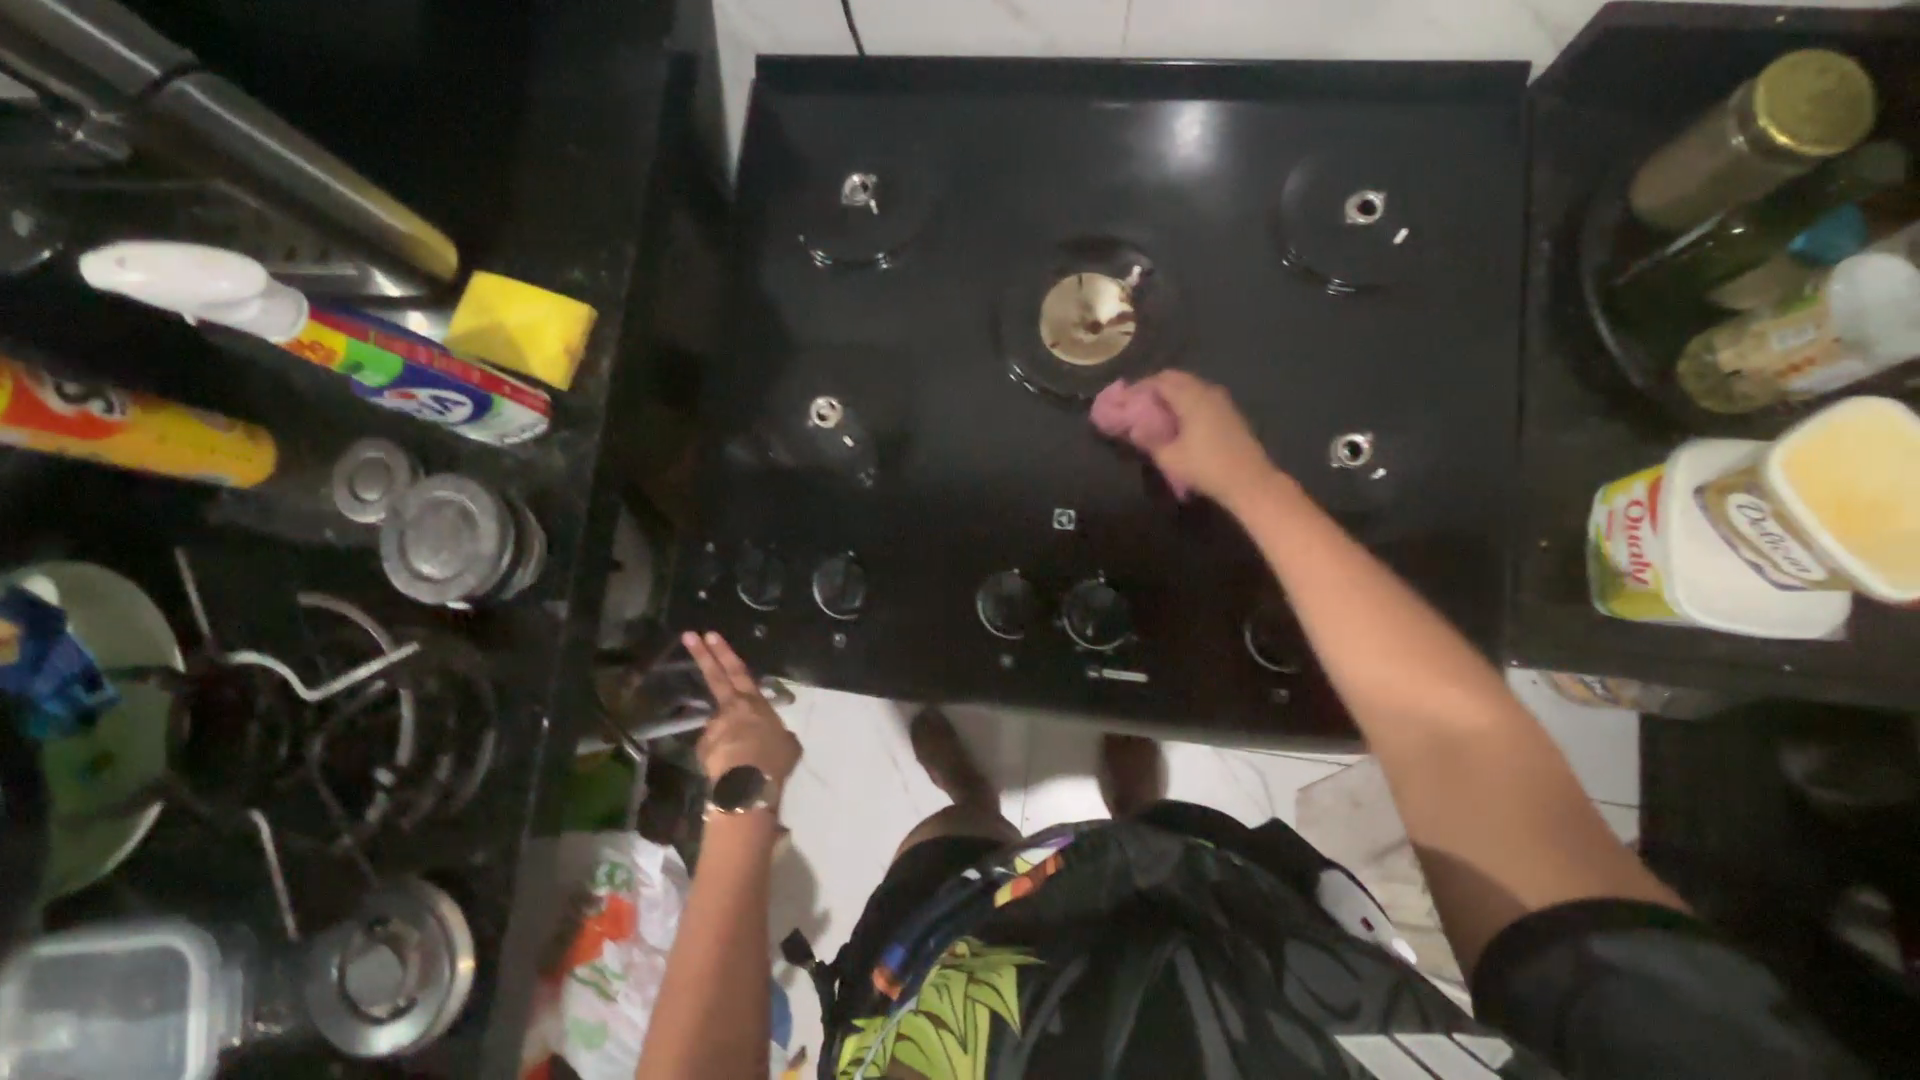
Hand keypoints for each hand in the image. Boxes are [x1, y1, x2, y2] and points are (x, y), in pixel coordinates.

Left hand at [682, 631, 801, 787]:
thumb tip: (774, 736)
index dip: (724, 653)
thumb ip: (778, 733)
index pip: (738, 671)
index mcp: (754, 703)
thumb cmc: (773, 759)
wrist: (748, 785)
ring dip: (727, 738)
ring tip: (743, 761)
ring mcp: (712, 727)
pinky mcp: (702, 747)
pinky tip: (731, 770)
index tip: (710, 635)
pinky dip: (721, 756)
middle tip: (689, 636)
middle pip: (715, 676)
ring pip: (719, 726)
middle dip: (703, 655)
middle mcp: (730, 709)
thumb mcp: (787, 743)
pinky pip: (714, 749)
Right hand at [1134, 370, 1281, 508]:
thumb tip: (1134, 428)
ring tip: (1155, 411)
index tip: (1124, 401)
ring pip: (1190, 386)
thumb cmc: (1205, 468)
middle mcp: (1207, 391)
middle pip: (1176, 378)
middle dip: (1154, 387)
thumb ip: (1149, 439)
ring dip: (1171, 393)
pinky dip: (1185, 400)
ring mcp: (1221, 400)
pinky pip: (1201, 396)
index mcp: (1190, 397)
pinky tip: (1178, 419)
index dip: (1139, 388)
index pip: (1159, 381)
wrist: (1249, 480)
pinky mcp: (1229, 412)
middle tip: (1138, 403)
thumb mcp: (1169, 457)